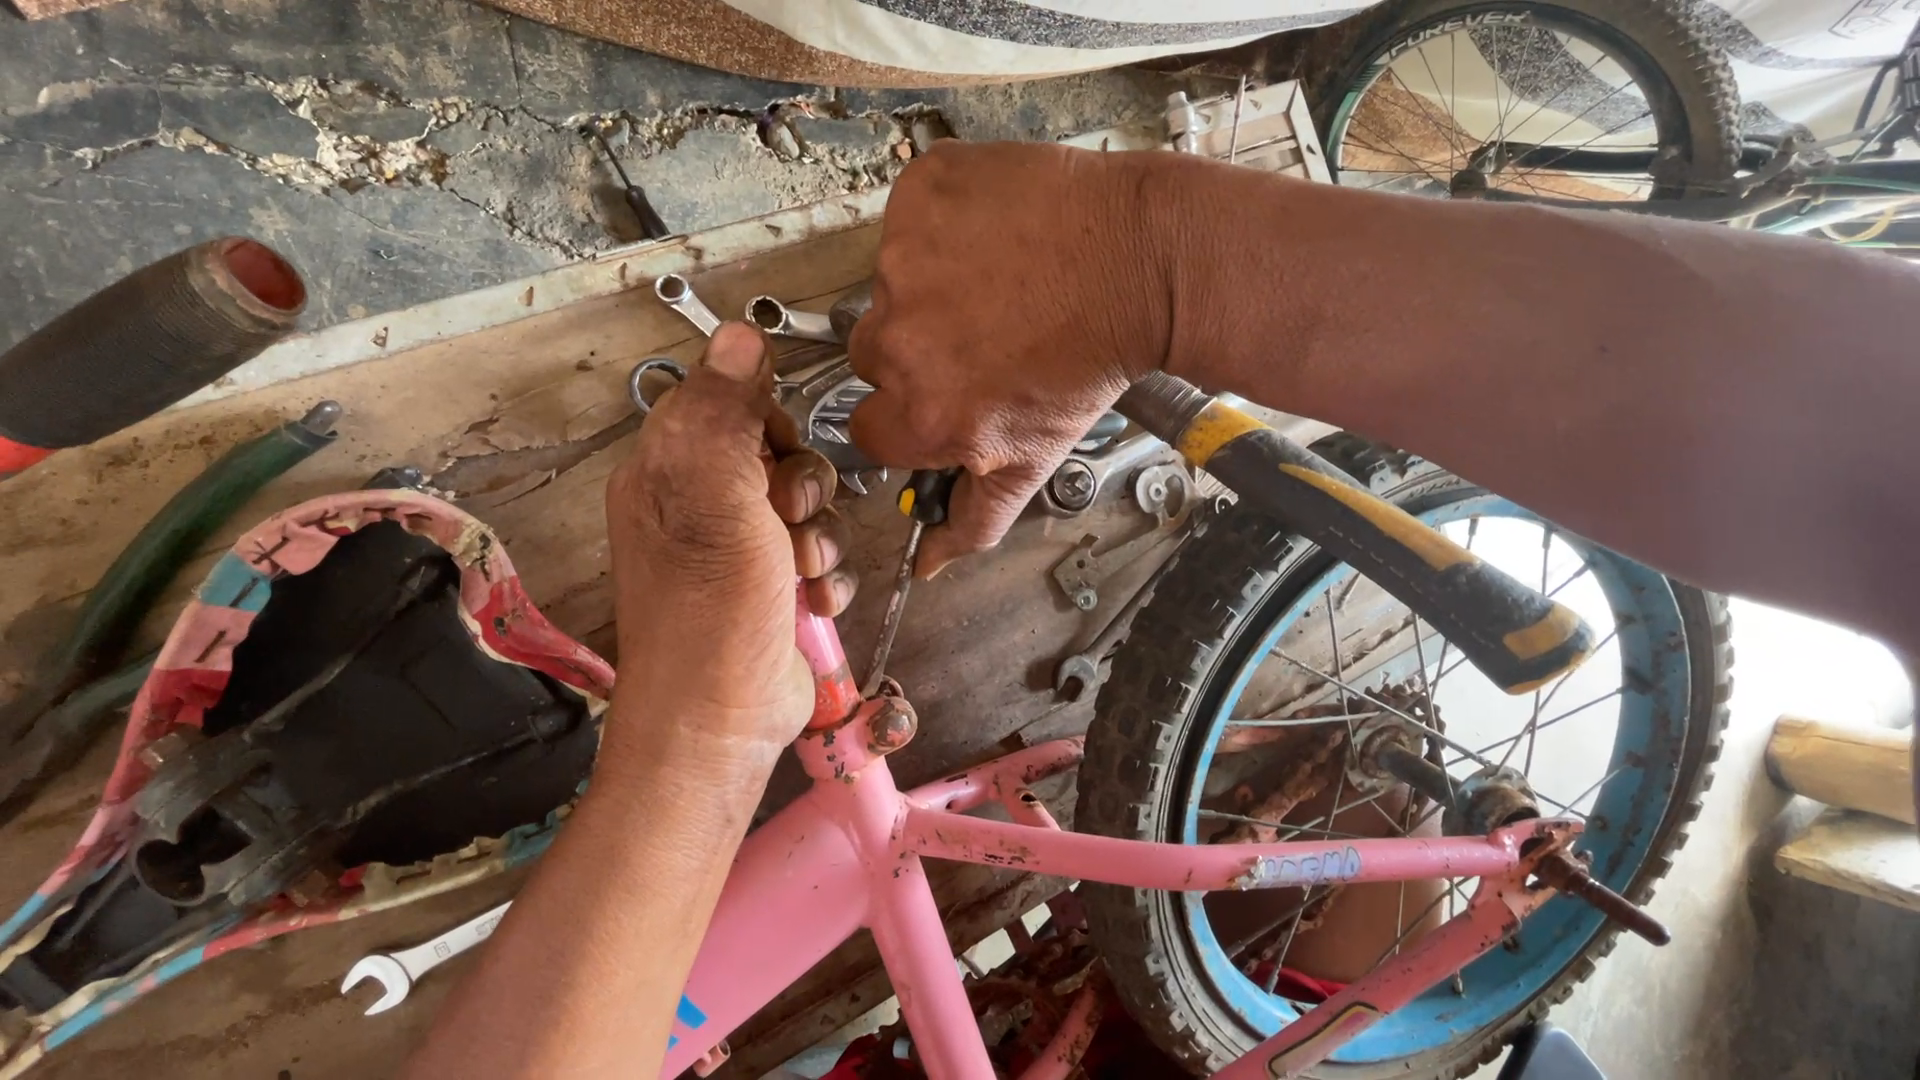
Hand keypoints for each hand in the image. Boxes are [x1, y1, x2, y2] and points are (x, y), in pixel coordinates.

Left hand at [604, 323, 855, 768]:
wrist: (724, 719)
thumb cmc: (712, 607)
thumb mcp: (717, 498)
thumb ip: (727, 413)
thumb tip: (739, 331)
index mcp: (668, 472)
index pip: (724, 406)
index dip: (764, 423)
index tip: (775, 453)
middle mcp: (701, 506)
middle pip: (779, 455)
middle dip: (801, 488)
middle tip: (789, 520)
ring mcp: (741, 552)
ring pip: (809, 508)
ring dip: (820, 539)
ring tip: (803, 574)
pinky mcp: (777, 589)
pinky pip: (820, 557)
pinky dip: (825, 579)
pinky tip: (812, 604)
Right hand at [847, 141, 1174, 574]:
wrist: (1145, 265)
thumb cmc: (1090, 367)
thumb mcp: (1034, 459)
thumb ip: (973, 518)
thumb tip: (927, 564)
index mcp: (921, 413)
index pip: (873, 427)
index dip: (910, 411)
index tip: (946, 389)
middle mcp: (896, 341)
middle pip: (873, 356)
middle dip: (917, 351)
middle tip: (977, 333)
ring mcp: (901, 260)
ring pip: (888, 286)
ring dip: (928, 287)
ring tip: (994, 281)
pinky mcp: (919, 195)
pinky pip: (905, 220)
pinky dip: (937, 227)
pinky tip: (992, 237)